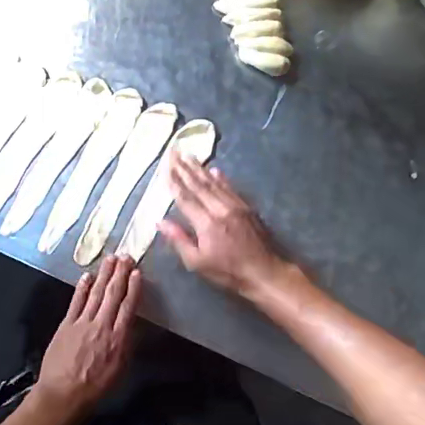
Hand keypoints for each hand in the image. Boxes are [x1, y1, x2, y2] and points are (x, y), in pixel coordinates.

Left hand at [31, 255, 140, 419]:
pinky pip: (76, 301)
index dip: (134, 287)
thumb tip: (132, 325)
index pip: (128, 306)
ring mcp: (82, 322)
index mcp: (118, 338)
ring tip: (111, 259)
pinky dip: (82, 287)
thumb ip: (126, 343)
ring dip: (104, 274)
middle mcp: (102, 325)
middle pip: (113, 294)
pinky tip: (87, 276)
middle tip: (126, 255)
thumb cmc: (96, 387)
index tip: (138, 272)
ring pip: (95, 293)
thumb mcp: (121, 368)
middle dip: (120, 273)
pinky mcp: (66, 324)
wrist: (64, 393)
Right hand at [158, 152, 290, 296]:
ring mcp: (235, 206)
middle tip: (174, 152)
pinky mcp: (246, 208)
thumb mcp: (197, 262)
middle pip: (199, 185)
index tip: (165, 167)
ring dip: (200, 168)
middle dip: (184, 168)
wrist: (264, 272)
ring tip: (189, 155)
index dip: (174, 182)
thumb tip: (159, 222)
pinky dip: (221, 178)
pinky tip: (214, 170)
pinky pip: (230, 188)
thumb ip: (178, 239)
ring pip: (214, 183)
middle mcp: (220, 209)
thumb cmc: (228, 271)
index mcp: (206, 223)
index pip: (185, 198)